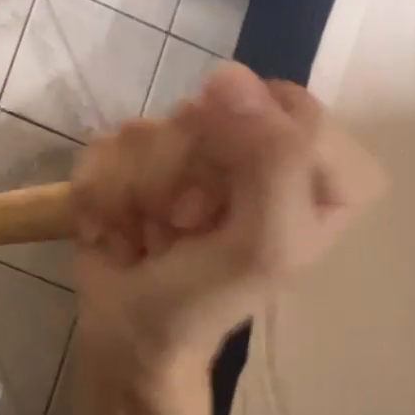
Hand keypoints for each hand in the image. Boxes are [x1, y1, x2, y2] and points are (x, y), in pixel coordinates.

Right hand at [71, 62, 357, 376]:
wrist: (124, 339)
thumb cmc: (202, 301)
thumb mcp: (263, 243)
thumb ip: (270, 157)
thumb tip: (224, 75)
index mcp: (317, 168)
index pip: (279, 106)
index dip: (238, 152)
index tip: (217, 207)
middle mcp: (253, 153)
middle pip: (203, 115)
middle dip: (174, 179)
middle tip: (180, 227)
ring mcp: (187, 157)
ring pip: (144, 131)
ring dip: (130, 196)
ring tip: (143, 237)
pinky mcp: (130, 167)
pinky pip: (102, 149)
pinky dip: (97, 198)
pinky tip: (112, 231)